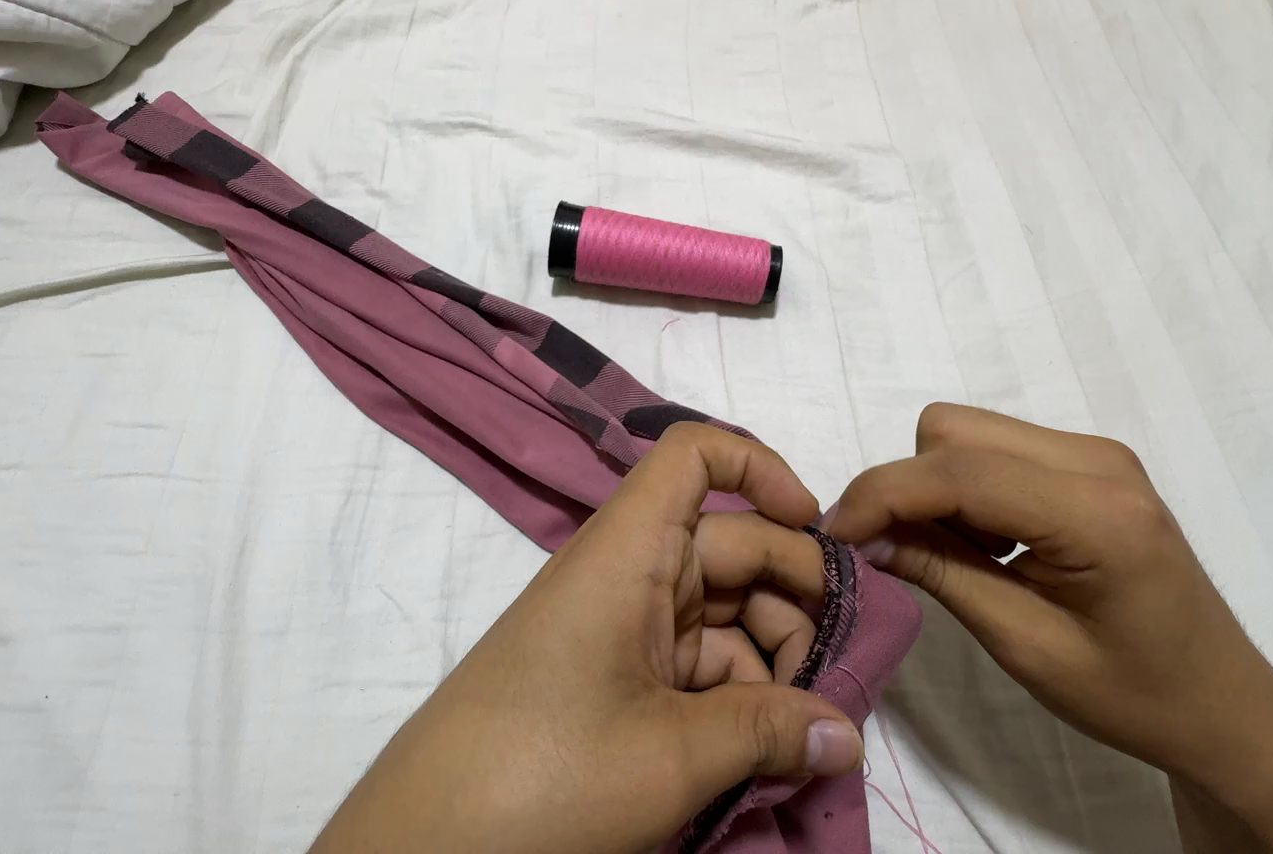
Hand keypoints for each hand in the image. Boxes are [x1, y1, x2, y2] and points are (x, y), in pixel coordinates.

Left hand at [311, 424, 864, 853]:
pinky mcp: (620, 679)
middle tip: (850, 667)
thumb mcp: (668, 757)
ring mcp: (625, 627)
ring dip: (776, 659)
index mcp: (629, 551)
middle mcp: (630, 572)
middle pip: (733, 546)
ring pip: (724, 612)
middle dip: (796, 596)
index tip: (815, 525)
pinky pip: (700, 663)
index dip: (760, 468)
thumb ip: (767, 735)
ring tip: (813, 728)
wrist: (422, 848)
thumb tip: (849, 740)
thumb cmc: (543, 774)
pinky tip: (774, 747)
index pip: (692, 457)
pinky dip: (742, 695)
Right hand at [823, 404, 1272, 853]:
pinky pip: (994, 444)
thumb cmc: (1130, 694)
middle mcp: (1097, 459)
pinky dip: (967, 484)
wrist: (1223, 704)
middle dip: (910, 487)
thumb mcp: (1022, 645)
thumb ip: (938, 573)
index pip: (957, 472)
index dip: (881, 494)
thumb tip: (862, 535)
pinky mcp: (1090, 458)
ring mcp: (1097, 451)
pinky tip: (996, 540)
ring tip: (968, 554)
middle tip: (911, 554)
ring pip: (966, 430)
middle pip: (952, 431)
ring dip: (938, 485)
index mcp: (1096, 514)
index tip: (837, 535)